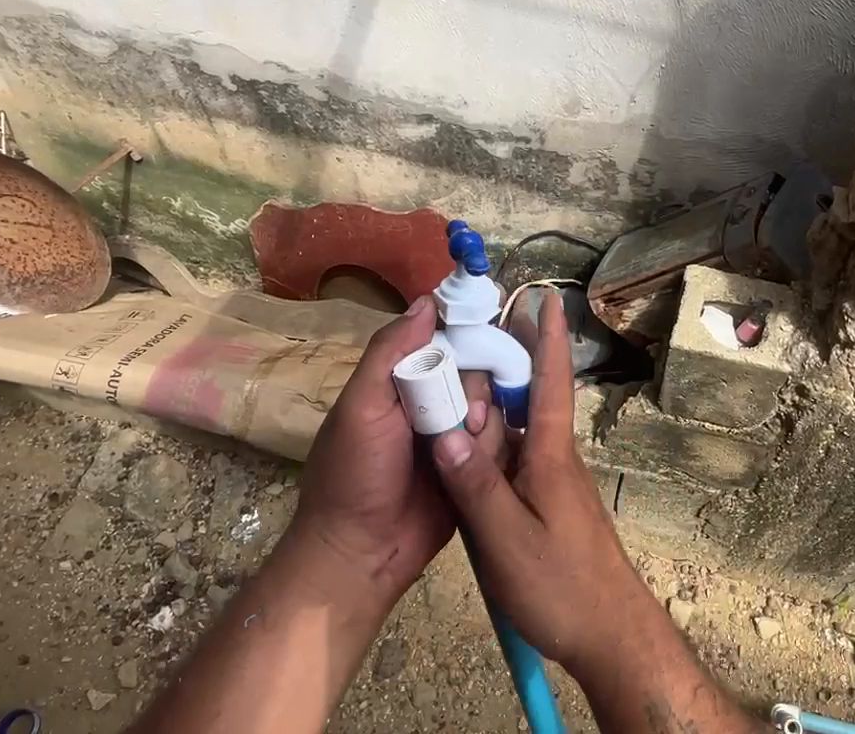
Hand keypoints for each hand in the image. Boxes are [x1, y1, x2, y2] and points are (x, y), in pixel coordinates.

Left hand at [286, 295, 497, 605]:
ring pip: (495, 407)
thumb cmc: (352, 474)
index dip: (469, 332)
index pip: (446, 341)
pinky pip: (501, 444)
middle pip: (479, 372)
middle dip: (477, 387)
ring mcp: (457, 437)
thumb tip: (428, 300)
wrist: (362, 554)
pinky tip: (478, 465)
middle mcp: (434, 403)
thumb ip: (391, 351)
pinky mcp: (476, 469)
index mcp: (404, 382)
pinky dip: (493, 451)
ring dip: (483, 424)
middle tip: (466, 413)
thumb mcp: (361, 405)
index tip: (491, 326)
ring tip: (462, 447)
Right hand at [426, 289, 657, 677]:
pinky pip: (522, 454)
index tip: (546, 297)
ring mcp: (555, 481)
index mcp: (549, 454)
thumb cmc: (560, 584)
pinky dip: (500, 435)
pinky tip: (477, 442)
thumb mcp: (506, 538)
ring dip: (504, 396)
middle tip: (483, 326)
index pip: (550, 382)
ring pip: (526, 426)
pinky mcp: (550, 502)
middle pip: (535, 396)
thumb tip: (447, 428)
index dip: (549, 338)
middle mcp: (555, 457)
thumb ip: (476, 484)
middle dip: (517, 356)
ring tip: (469, 374)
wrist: (609, 630)